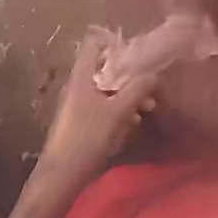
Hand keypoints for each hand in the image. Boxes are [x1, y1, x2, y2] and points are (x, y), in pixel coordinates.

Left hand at [0, 33, 155, 217]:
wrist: (61, 175)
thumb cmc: (87, 138)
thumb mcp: (117, 112)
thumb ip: (138, 89)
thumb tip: (155, 72)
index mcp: (82, 75)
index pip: (95, 42)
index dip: (116, 42)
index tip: (139, 52)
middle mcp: (78, 83)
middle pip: (105, 65)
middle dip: (129, 71)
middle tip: (150, 80)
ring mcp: (79, 102)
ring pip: (107, 86)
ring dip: (128, 91)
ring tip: (149, 104)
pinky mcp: (83, 119)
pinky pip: (104, 103)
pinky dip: (120, 106)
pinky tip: (134, 120)